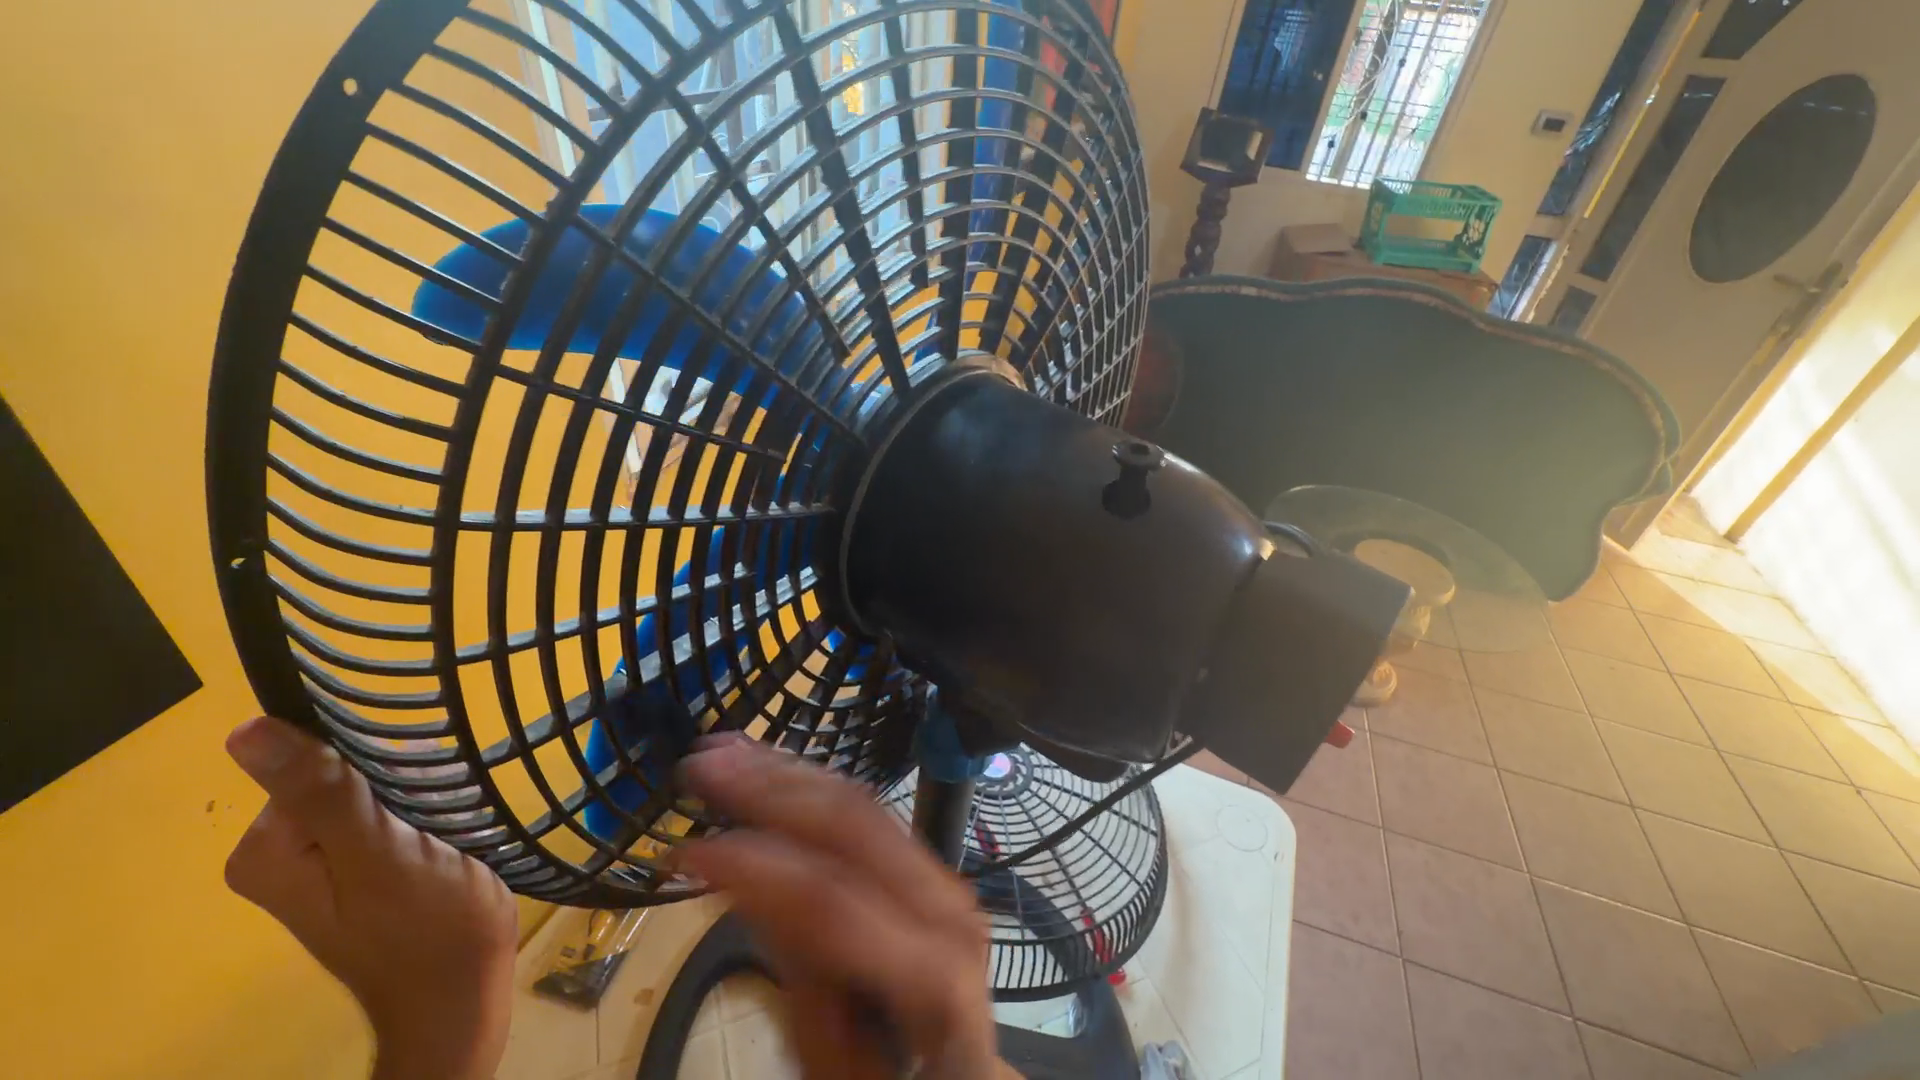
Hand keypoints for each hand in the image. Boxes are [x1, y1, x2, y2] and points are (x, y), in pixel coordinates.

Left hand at [223, 716, 518, 1079]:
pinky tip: (448, 827)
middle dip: (400, 776)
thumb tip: (243, 730)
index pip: (315, 758)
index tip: (423, 776)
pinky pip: (385, 814)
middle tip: (442, 803)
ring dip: (416, 792)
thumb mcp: (378, 855)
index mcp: (267, 848)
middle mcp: (280, 851)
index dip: (376, 756)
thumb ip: (320, 794)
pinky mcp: (360, 867)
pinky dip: (420, 811)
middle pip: (342, 772)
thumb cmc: (427, 926)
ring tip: (451, 816)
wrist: (461, 992)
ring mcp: (322, 860)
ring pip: (370, 791)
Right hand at [679, 737, 1014, 1079]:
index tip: (689, 851)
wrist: (960, 1067)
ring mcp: (942, 877)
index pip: (834, 899)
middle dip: (771, 790)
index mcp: (933, 974)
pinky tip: (773, 763)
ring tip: (726, 748)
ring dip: (788, 771)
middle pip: (853, 829)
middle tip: (701, 768)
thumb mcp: (833, 1054)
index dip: (757, 866)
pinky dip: (813, 782)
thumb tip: (747, 877)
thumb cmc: (892, 1074)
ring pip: (860, 804)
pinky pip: (868, 809)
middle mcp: (946, 907)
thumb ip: (799, 966)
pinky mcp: (925, 862)